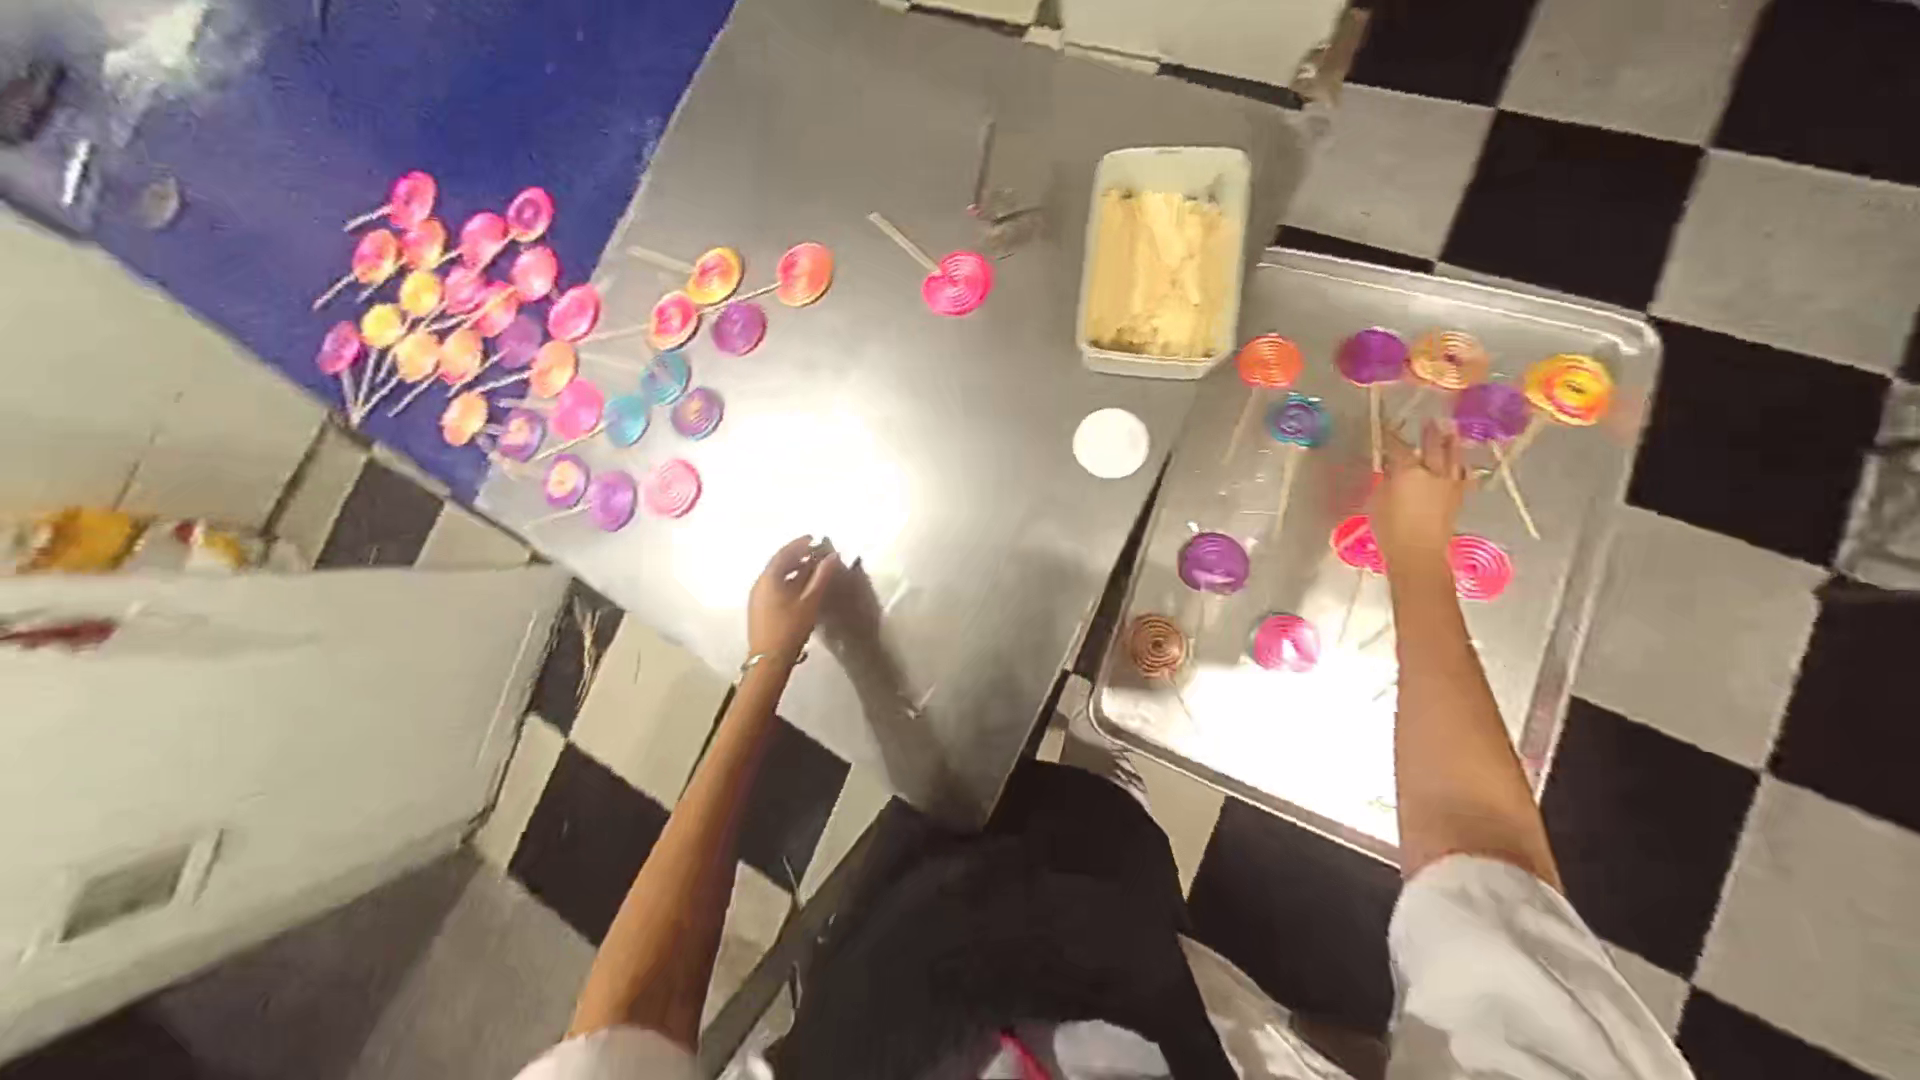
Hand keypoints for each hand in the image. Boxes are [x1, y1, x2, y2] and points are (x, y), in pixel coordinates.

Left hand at [747, 536, 841, 663]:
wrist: (769, 659)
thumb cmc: (791, 627)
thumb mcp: (810, 600)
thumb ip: (822, 576)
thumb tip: (833, 556)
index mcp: (769, 578)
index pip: (784, 553)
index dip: (799, 544)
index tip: (814, 539)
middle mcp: (759, 583)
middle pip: (778, 563)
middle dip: (797, 555)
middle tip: (814, 552)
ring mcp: (757, 597)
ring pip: (776, 575)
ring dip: (793, 568)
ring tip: (810, 568)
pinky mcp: (759, 608)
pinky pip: (774, 586)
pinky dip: (788, 580)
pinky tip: (800, 587)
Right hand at [1374, 421, 1467, 567]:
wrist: (1418, 552)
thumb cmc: (1390, 528)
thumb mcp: (1378, 500)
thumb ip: (1386, 480)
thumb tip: (1391, 469)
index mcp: (1408, 471)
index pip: (1398, 448)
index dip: (1391, 437)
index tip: (1386, 428)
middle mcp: (1433, 472)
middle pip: (1432, 446)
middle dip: (1430, 433)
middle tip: (1431, 421)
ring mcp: (1449, 483)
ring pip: (1453, 458)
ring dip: (1451, 444)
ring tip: (1452, 434)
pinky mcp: (1458, 497)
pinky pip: (1463, 475)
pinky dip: (1461, 467)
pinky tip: (1462, 465)